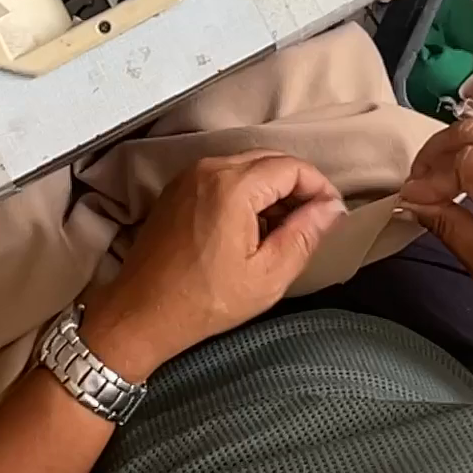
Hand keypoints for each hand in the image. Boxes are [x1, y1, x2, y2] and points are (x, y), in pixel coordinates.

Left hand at [84, 151, 346, 379]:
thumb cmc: (202, 301)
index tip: (331, 214)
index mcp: (232, 186)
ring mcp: (189, 176)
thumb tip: (331, 209)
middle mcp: (208, 169)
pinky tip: (252, 227)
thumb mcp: (267, 276)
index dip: (320, 188)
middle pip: (270, 160)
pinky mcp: (178, 188)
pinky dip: (246, 192)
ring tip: (285, 229)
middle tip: (314, 221)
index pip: (292, 167)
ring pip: (247, 165)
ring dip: (272, 190)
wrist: (140, 313)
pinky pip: (224, 175)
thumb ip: (304, 235)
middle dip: (298, 186)